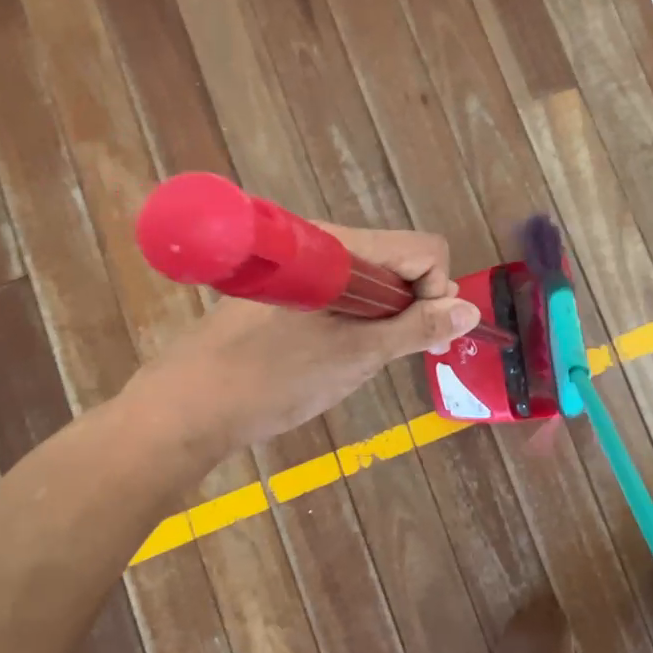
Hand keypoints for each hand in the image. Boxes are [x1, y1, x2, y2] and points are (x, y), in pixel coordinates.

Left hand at [126, 225, 479, 457]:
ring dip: (384, 316)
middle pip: (400, 260)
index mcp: (343, 247)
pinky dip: (356, 319)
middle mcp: (325, 242)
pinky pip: (342, 291)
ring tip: (360, 359)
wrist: (183, 409)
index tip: (424, 339)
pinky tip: (332, 354)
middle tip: (396, 354)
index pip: (424, 249)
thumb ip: (418, 328)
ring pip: (372, 279)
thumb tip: (470, 311)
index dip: (437, 292)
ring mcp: (301, 265)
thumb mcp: (358, 357)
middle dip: (413, 305)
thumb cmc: (274, 380)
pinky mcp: (284, 288)